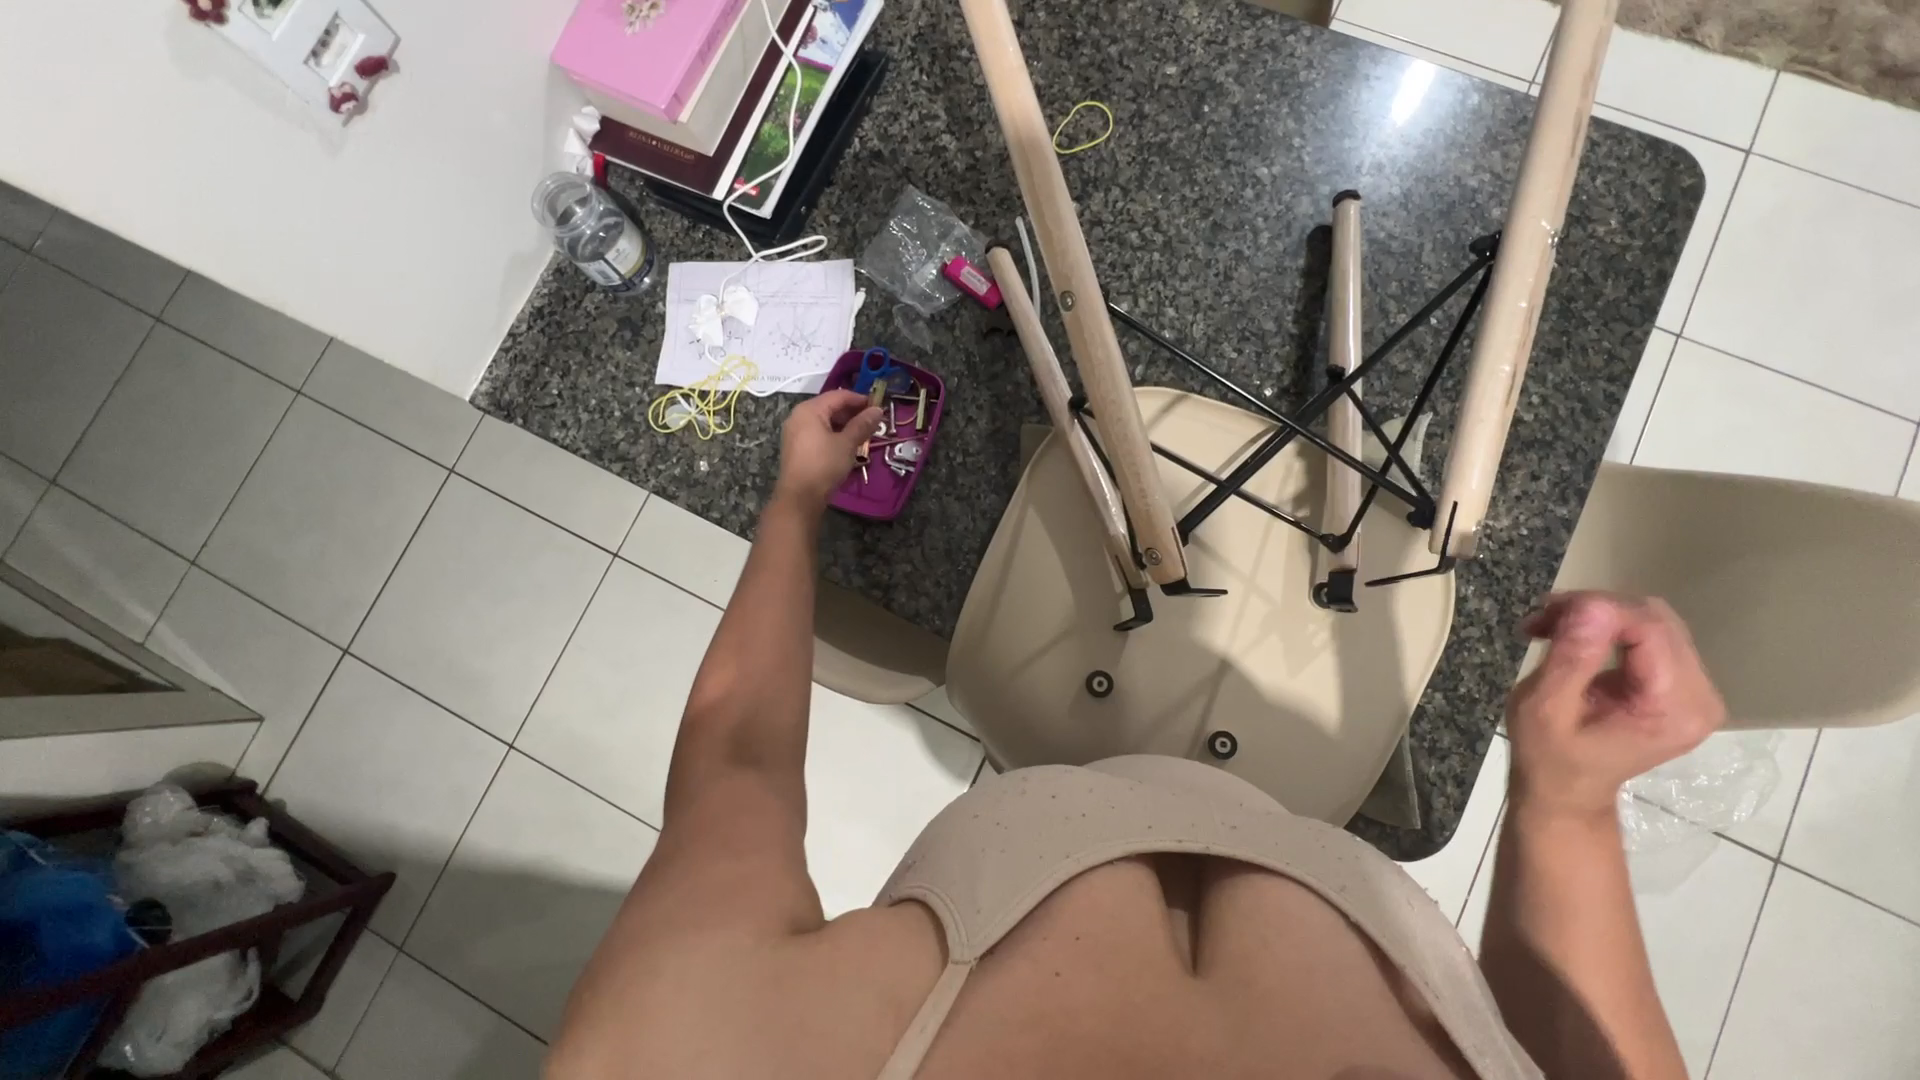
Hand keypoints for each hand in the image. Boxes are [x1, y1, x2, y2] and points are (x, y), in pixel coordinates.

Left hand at [774, 389, 883, 509]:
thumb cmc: (824, 465)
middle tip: (873, 423)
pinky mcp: (796, 447)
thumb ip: (862, 424)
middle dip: (852, 413)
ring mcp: (795, 432)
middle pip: (830, 407)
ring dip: (844, 425)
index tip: (878, 407)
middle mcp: (799, 416)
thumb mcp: (847, 443)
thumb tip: (878, 410)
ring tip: (863, 435)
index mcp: (810, 409)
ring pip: (824, 421)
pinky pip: (818, 433)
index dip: (860, 399)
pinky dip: (833, 434)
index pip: (839, 395)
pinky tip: (847, 444)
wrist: (800, 497)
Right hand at [1506, 592, 1726, 820]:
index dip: (1598, 608)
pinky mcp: (1679, 685)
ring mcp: (1695, 691)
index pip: (1649, 628)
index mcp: (1673, 707)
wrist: (1566, 791)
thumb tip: (1590, 607)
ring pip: (1653, 622)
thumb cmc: (1549, 756)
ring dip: (1597, 616)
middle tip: (1541, 620)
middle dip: (1595, 609)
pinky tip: (1570, 639)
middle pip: (1656, 620)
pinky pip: (1649, 637)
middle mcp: (1700, 696)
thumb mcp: (1545, 708)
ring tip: (1548, 628)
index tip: (1545, 612)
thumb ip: (1571, 658)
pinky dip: (1606, 629)